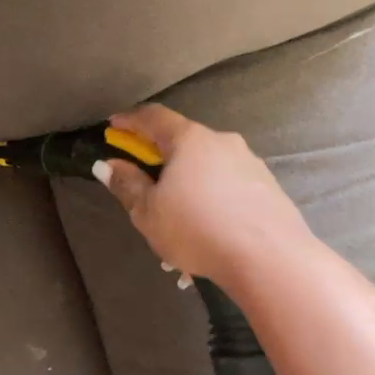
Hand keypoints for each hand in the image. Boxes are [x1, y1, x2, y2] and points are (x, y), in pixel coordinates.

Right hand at [94, 104, 312, 283]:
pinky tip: (206, 236)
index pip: (154, 117)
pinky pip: (228, 189)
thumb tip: (106, 164)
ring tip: (177, 226)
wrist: (268, 257)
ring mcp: (249, 163)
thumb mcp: (148, 212)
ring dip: (187, 188)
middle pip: (184, 144)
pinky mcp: (267, 187)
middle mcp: (221, 142)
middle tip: (146, 187)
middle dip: (161, 162)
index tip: (114, 127)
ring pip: (207, 171)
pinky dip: (211, 204)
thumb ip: (127, 185)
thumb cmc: (196, 229)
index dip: (130, 120)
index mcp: (189, 141)